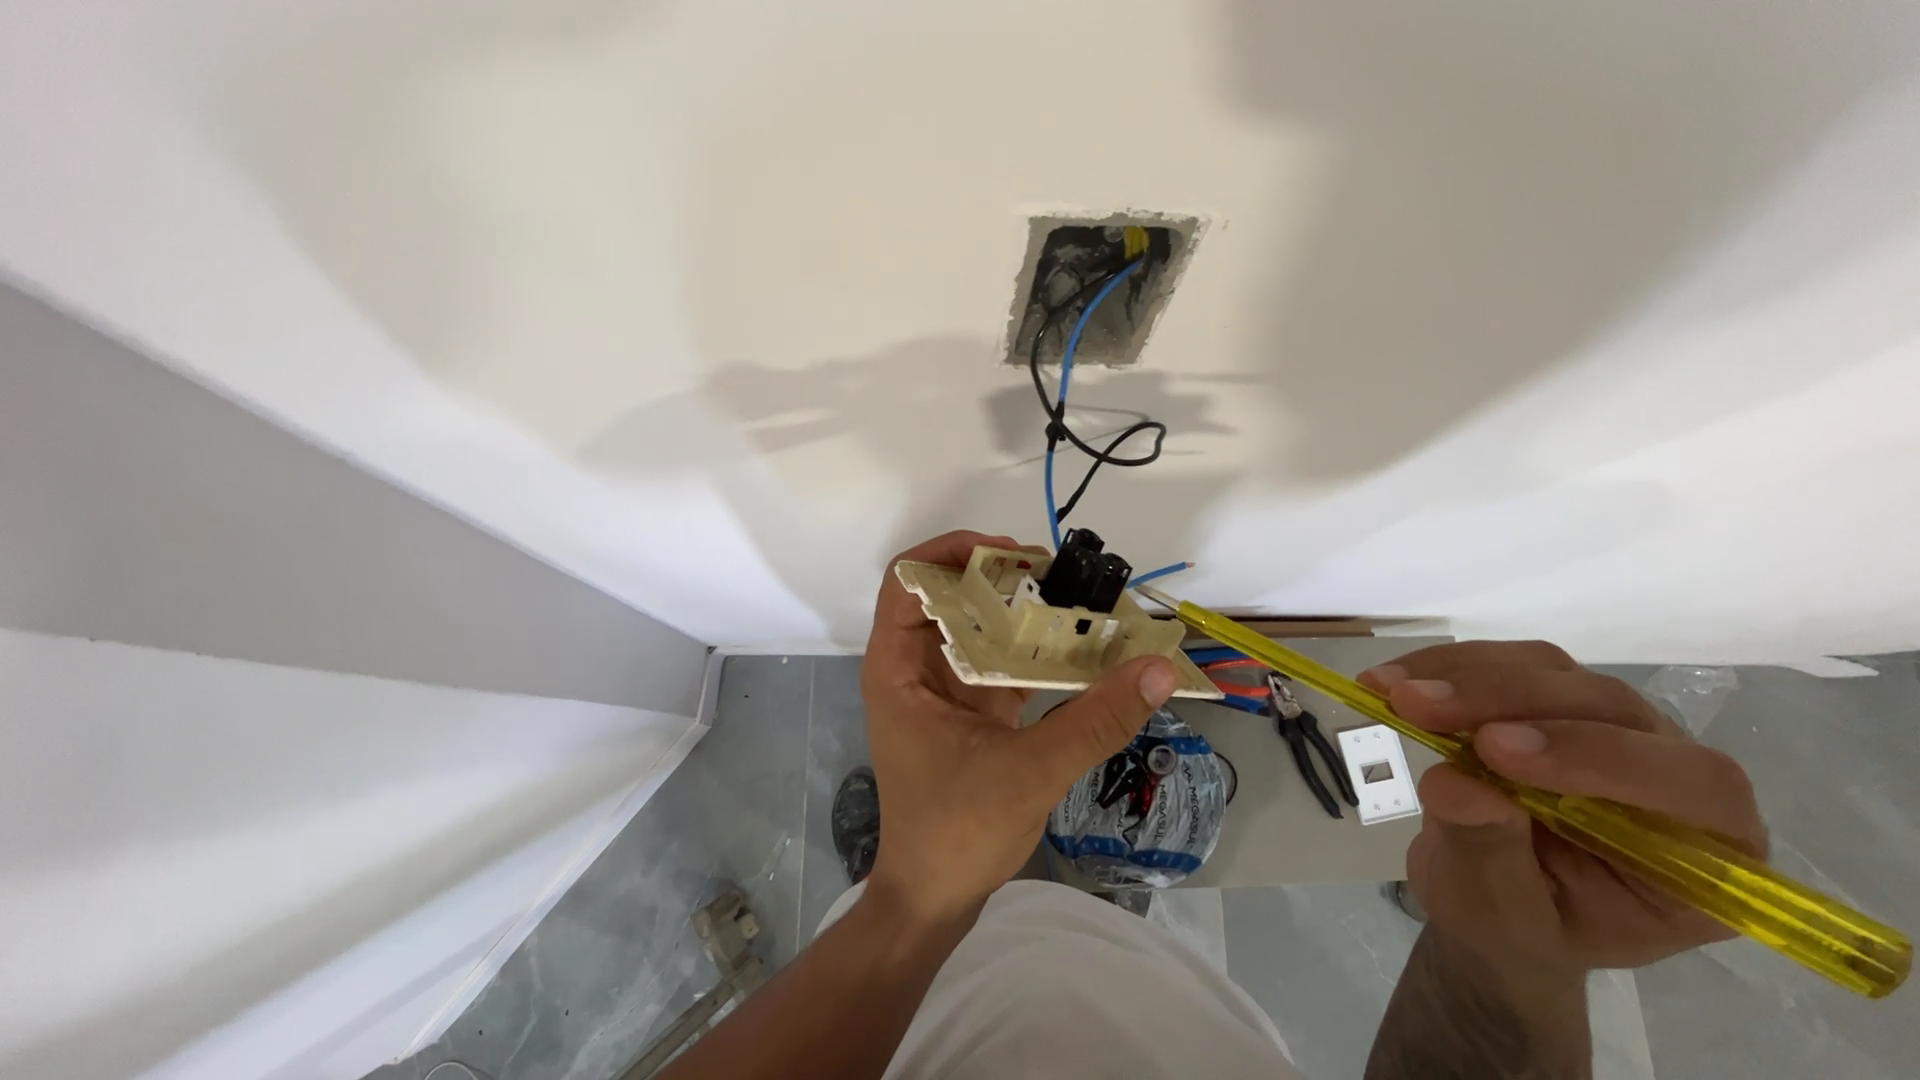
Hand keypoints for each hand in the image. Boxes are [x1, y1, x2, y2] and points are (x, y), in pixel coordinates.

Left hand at [860, 531, 1177, 925]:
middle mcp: (914, 671)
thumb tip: (1159, 668)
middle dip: (999, 580)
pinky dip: (1034, 652)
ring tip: (1078, 603)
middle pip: (947, 598)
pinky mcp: (971, 713)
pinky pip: (1001, 664)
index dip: (951, 554)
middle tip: (1060, 576)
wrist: (934, 897)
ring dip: (1021, 614)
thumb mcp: (1029, 773)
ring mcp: (943, 692)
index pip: (907, 582)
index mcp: (899, 670)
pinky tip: (1079, 650)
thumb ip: (1095, 720)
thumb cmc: (957, 832)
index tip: (1010, 556)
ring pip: (977, 629)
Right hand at [1361, 641, 1766, 987]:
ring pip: (1555, 671)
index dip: (1600, 757)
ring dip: (1466, 674)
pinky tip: (1391, 682)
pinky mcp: (1555, 698)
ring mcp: (1614, 727)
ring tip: (1390, 691)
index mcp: (1701, 856)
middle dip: (1505, 700)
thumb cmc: (1514, 927)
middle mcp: (1673, 777)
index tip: (1493, 751)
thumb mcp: (1499, 917)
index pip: (1689, 786)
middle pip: (1610, 709)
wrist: (1489, 898)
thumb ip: (1489, 855)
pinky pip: (1507, 662)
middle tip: (1414, 706)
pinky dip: (1444, 667)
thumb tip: (1455, 785)